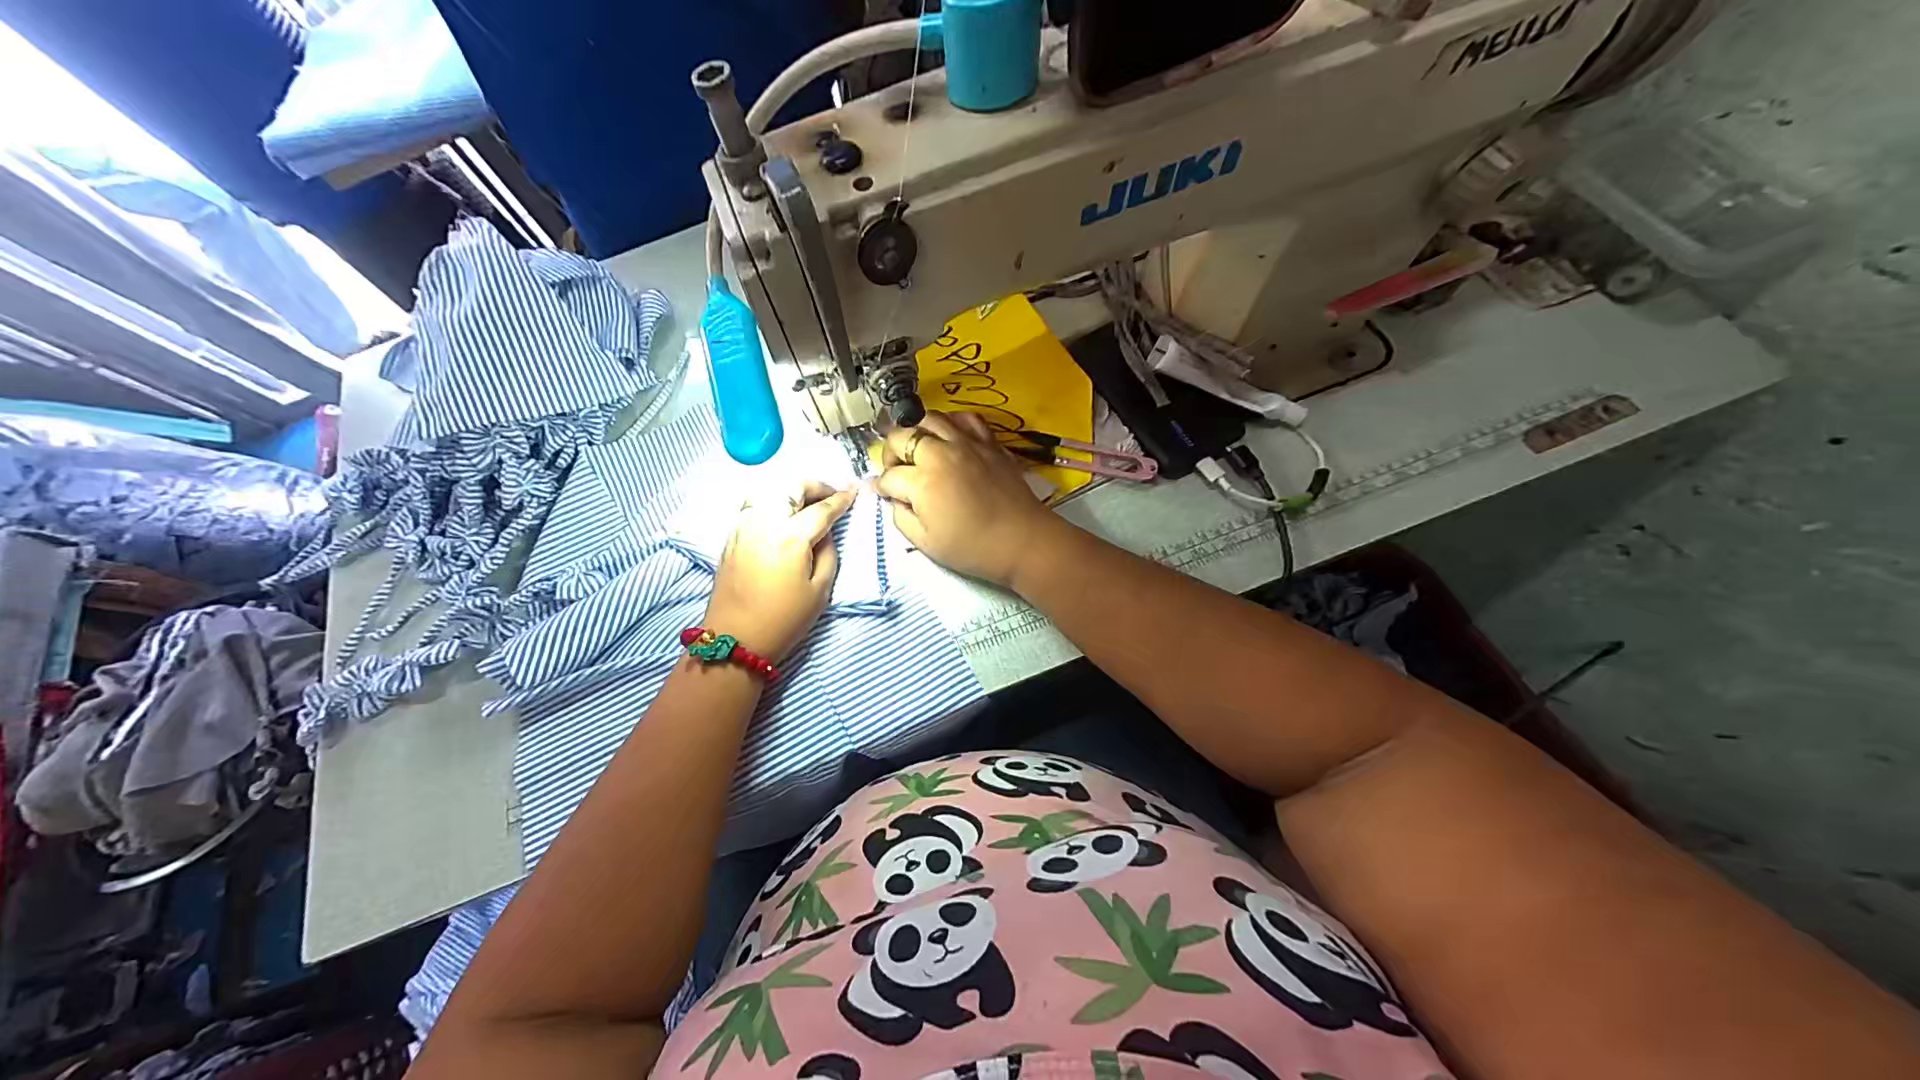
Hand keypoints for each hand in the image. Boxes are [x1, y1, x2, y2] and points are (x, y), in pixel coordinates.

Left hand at [703, 481, 854, 663]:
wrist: (735, 639)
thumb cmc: (784, 619)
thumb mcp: (820, 590)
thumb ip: (829, 554)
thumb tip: (825, 534)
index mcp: (791, 537)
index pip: (821, 509)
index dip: (841, 499)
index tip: (854, 491)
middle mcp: (765, 523)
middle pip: (791, 488)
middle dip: (815, 486)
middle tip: (831, 495)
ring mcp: (744, 527)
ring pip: (769, 491)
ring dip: (791, 491)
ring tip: (806, 503)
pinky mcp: (731, 537)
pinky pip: (753, 506)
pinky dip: (772, 501)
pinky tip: (782, 514)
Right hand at [876, 411, 1064, 589]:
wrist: (1022, 541)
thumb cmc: (973, 548)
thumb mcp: (925, 543)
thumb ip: (901, 516)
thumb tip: (894, 499)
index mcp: (922, 481)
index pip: (889, 476)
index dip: (883, 487)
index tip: (885, 495)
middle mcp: (940, 453)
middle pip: (901, 436)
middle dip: (891, 453)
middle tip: (897, 471)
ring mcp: (966, 443)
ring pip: (929, 418)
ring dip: (916, 432)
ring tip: (919, 451)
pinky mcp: (988, 441)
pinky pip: (964, 418)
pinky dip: (950, 423)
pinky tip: (949, 437)